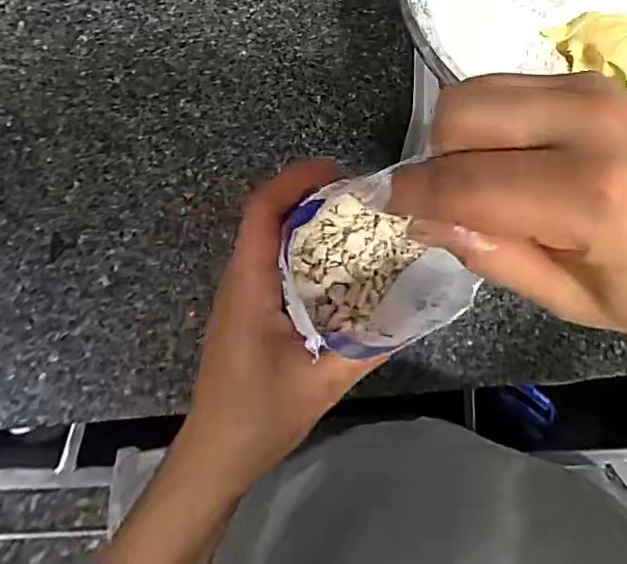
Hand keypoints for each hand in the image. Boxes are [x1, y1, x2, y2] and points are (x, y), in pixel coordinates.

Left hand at [174, 158, 385, 488]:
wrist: (214, 456)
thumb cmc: (258, 416)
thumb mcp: (322, 383)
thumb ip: (367, 346)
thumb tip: (412, 310)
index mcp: (250, 284)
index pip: (263, 210)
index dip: (295, 179)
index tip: (337, 170)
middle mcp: (241, 277)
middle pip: (267, 212)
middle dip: (309, 190)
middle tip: (358, 194)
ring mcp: (241, 290)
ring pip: (270, 233)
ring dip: (306, 216)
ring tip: (353, 218)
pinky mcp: (247, 305)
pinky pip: (273, 256)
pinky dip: (303, 243)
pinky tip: (335, 262)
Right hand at [393, 73, 626, 345]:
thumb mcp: (578, 302)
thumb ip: (494, 255)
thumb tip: (426, 217)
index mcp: (592, 197)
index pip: (466, 183)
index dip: (415, 196)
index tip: (393, 209)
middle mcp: (588, 123)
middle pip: (459, 113)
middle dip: (436, 159)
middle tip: (452, 202)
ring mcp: (591, 89)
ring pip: (475, 89)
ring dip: (459, 135)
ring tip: (485, 180)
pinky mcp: (592, 78)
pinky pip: (506, 85)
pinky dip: (490, 119)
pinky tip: (516, 157)